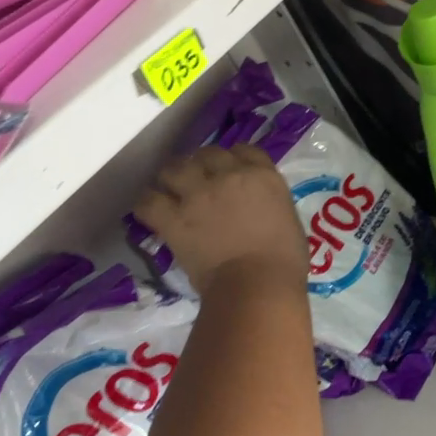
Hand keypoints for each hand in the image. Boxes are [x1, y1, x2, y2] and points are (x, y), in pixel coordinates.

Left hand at [134, 145, 306, 293]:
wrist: (256, 285)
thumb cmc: (285, 259)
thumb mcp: (288, 218)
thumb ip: (269, 202)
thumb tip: (256, 206)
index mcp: (262, 176)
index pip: (245, 150)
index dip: (237, 159)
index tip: (235, 171)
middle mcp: (227, 176)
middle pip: (207, 154)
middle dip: (204, 165)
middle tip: (204, 182)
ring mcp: (196, 195)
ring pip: (173, 169)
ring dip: (173, 177)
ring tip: (174, 190)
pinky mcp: (172, 219)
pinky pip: (148, 201)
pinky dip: (148, 203)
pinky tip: (154, 210)